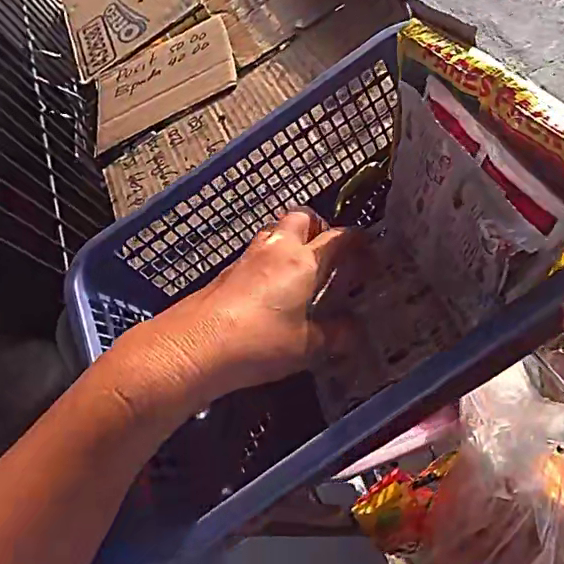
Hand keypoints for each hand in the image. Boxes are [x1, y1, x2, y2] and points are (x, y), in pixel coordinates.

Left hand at [130, 209, 356, 406]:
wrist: (193, 346)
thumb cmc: (259, 342)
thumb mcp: (307, 346)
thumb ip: (335, 336)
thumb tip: (353, 332)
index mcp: (303, 260)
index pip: (339, 237)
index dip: (359, 241)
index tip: (370, 253)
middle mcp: (276, 248)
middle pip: (302, 217)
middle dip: (319, 228)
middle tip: (328, 256)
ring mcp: (248, 257)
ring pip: (275, 231)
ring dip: (291, 241)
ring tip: (301, 272)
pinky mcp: (226, 272)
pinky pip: (257, 253)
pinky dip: (270, 261)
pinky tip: (273, 291)